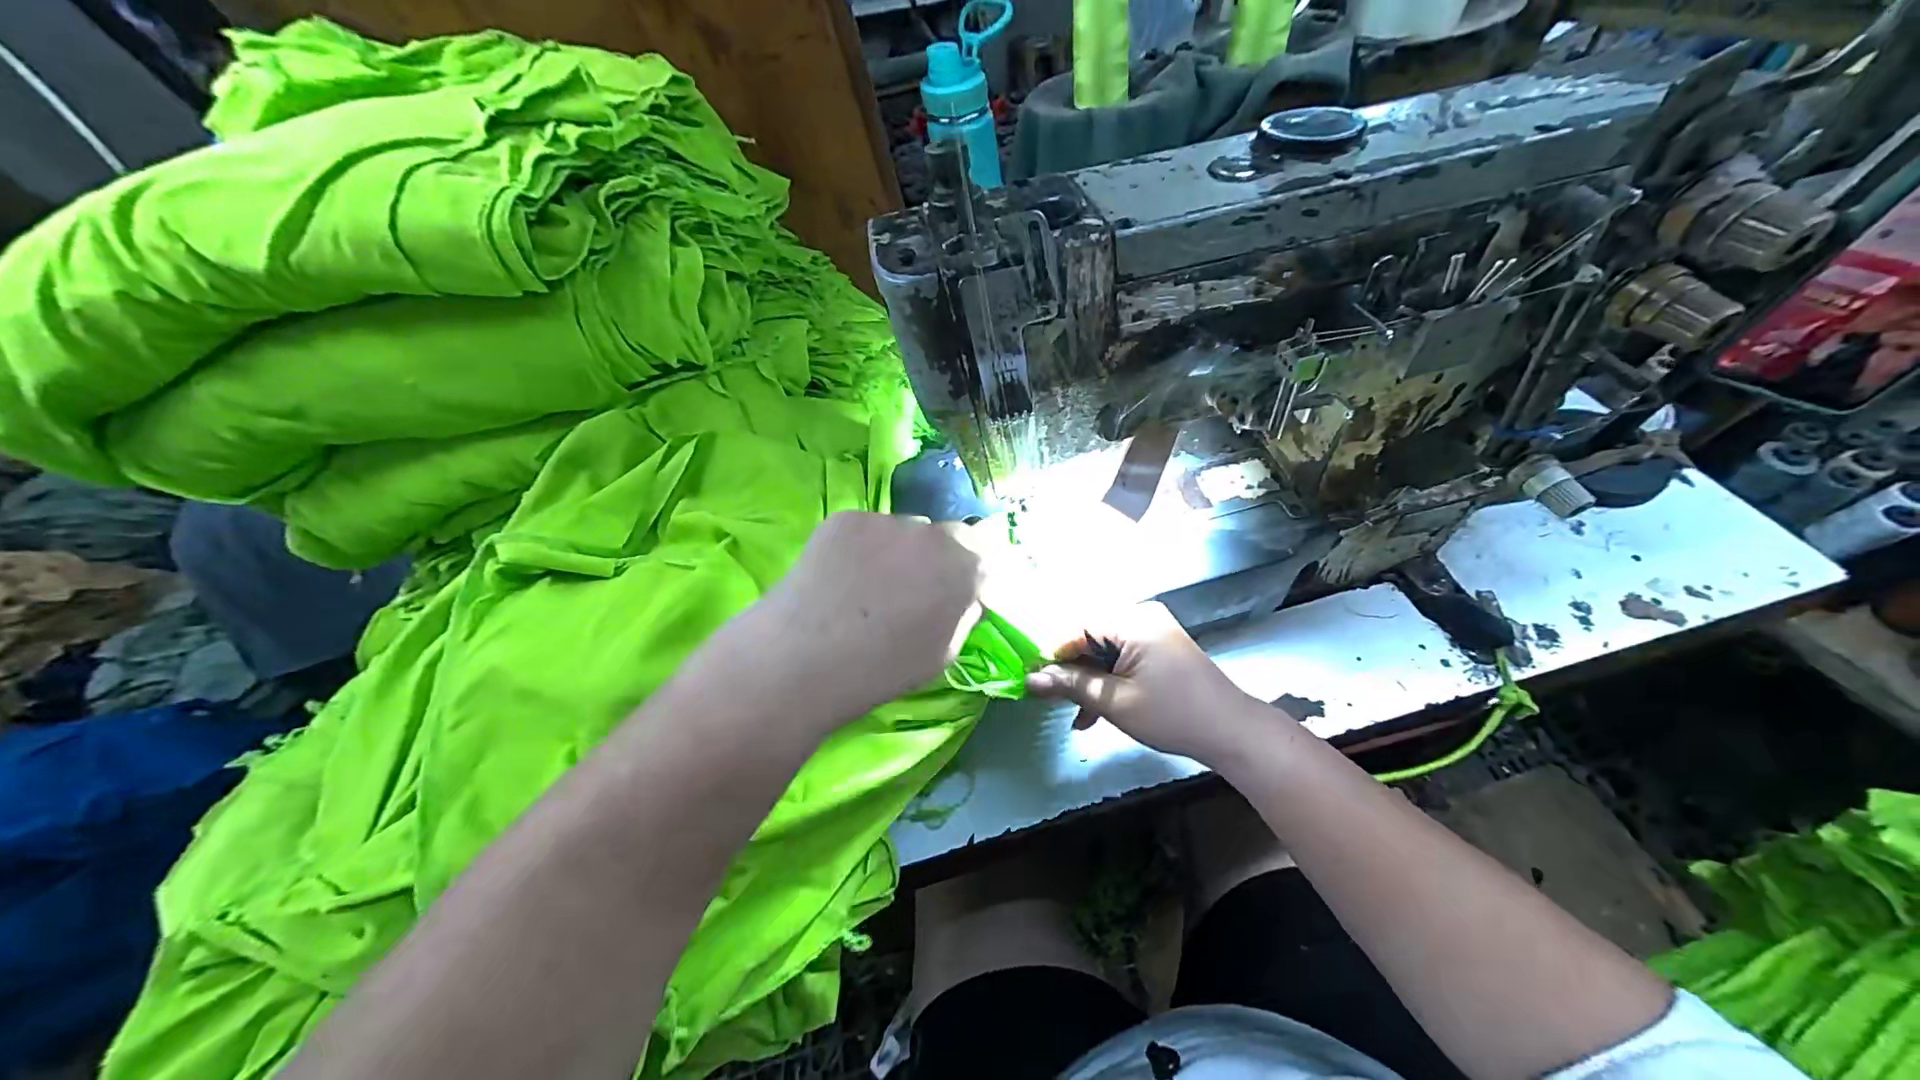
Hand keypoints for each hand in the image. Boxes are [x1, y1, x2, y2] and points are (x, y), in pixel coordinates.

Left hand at [719, 512, 984, 729]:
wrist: (807, 658)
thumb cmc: (883, 670)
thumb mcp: (944, 653)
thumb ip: (963, 612)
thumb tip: (963, 595)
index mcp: (968, 568)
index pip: (985, 552)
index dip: (970, 569)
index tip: (955, 587)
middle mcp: (935, 533)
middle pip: (945, 536)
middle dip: (934, 557)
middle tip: (908, 589)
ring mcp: (889, 520)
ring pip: (902, 530)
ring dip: (896, 550)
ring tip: (866, 586)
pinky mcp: (847, 518)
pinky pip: (866, 529)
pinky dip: (858, 547)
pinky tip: (839, 577)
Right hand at [1025, 602, 1283, 767]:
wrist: (1232, 731)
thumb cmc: (1172, 714)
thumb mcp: (1114, 702)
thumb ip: (1071, 686)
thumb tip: (1030, 678)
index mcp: (1132, 620)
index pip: (1076, 627)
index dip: (1053, 654)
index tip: (1034, 681)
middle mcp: (1141, 616)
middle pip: (1089, 637)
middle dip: (1070, 670)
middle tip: (1051, 700)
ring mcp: (1152, 631)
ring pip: (1103, 650)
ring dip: (1087, 680)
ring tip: (1073, 713)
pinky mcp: (1159, 647)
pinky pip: (1121, 656)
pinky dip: (1107, 680)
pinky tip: (1093, 712)